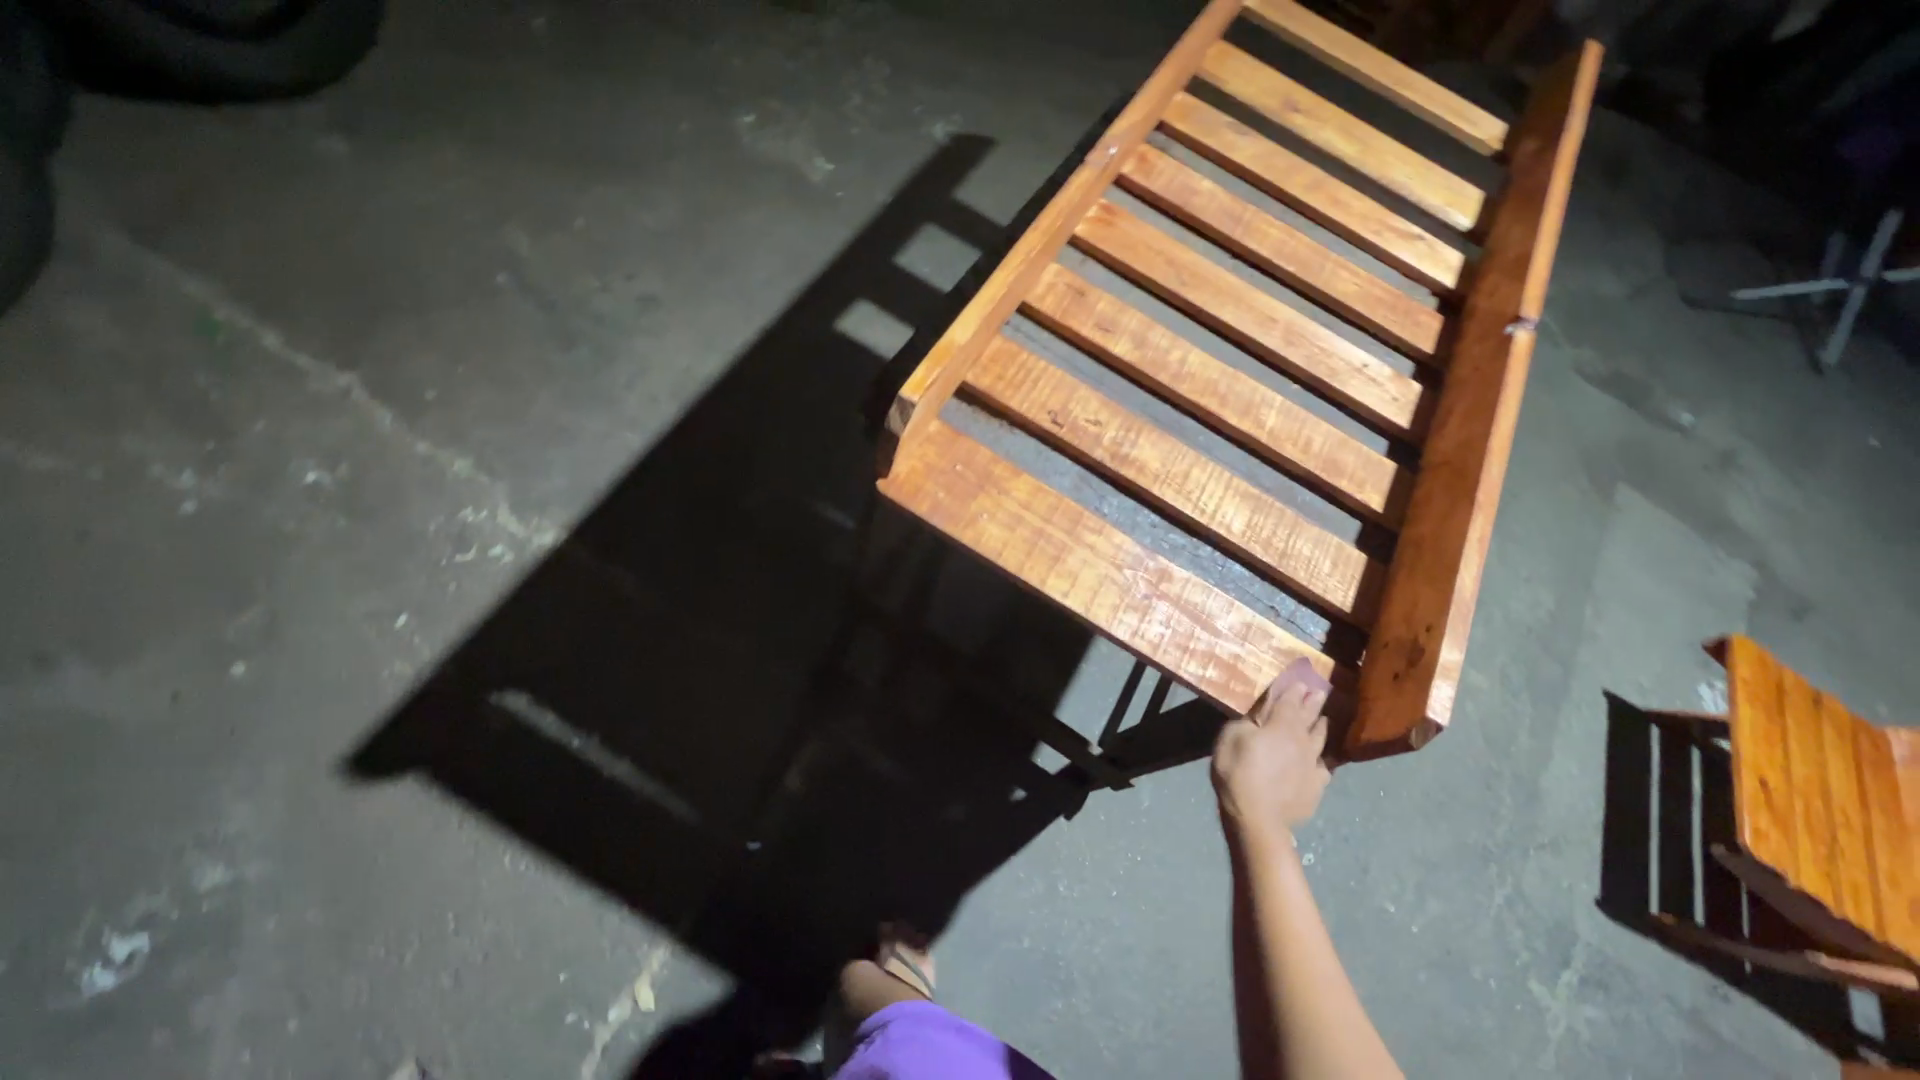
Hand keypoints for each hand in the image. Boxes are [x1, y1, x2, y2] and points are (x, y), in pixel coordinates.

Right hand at [1212, 678, 1331, 837]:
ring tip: (1323, 719)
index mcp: (1281, 724)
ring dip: (1322, 726)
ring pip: (1321, 739)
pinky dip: (1323, 761)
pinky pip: (1324, 768)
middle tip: (1320, 691)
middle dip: (1314, 702)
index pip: (1291, 700)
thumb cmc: (1238, 772)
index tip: (1302, 680)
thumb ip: (1248, 720)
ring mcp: (1313, 764)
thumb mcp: (1231, 737)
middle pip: (1310, 716)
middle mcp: (1302, 739)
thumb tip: (1261, 710)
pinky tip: (1322, 762)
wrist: (1258, 816)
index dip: (1295, 689)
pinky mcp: (1316, 786)